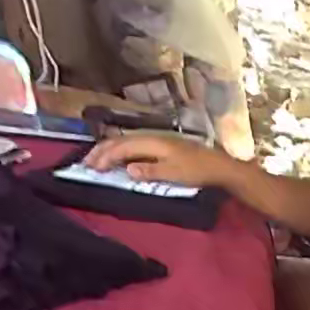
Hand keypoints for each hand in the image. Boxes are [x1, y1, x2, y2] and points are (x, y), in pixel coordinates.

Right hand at [83, 132, 234, 185]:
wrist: (221, 166)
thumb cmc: (198, 170)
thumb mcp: (174, 173)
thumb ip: (150, 171)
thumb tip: (127, 169)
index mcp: (152, 142)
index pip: (121, 147)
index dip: (105, 156)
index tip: (92, 168)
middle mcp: (153, 136)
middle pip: (121, 141)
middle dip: (103, 151)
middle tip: (88, 163)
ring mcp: (159, 139)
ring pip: (128, 141)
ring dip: (112, 150)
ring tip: (100, 159)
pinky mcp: (165, 145)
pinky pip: (137, 145)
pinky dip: (125, 150)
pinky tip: (123, 157)